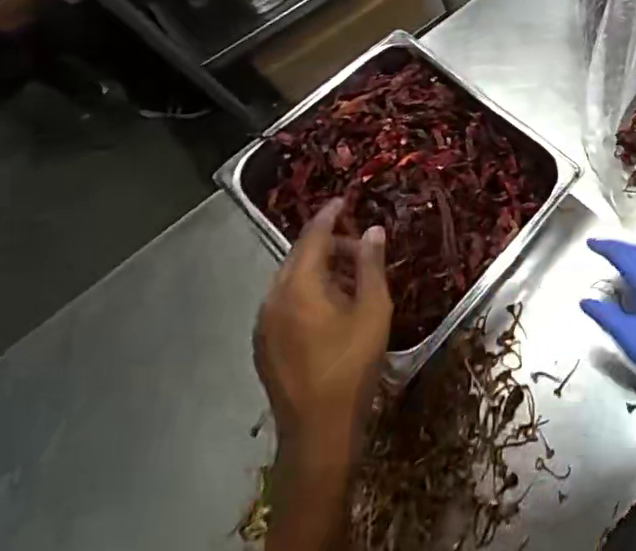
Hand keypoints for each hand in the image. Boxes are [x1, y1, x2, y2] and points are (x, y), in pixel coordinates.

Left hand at [254, 198, 391, 457]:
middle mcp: (273, 295)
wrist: (318, 433)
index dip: (329, 214)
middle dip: (327, 244)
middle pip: (299, 255)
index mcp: (299, 284)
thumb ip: (371, 265)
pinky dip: (303, 293)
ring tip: (347, 281)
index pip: (312, 234)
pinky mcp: (261, 342)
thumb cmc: (352, 368)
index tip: (343, 201)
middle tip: (357, 248)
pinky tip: (326, 310)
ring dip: (316, 270)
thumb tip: (373, 229)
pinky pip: (282, 302)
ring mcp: (263, 321)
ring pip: (289, 279)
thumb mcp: (373, 312)